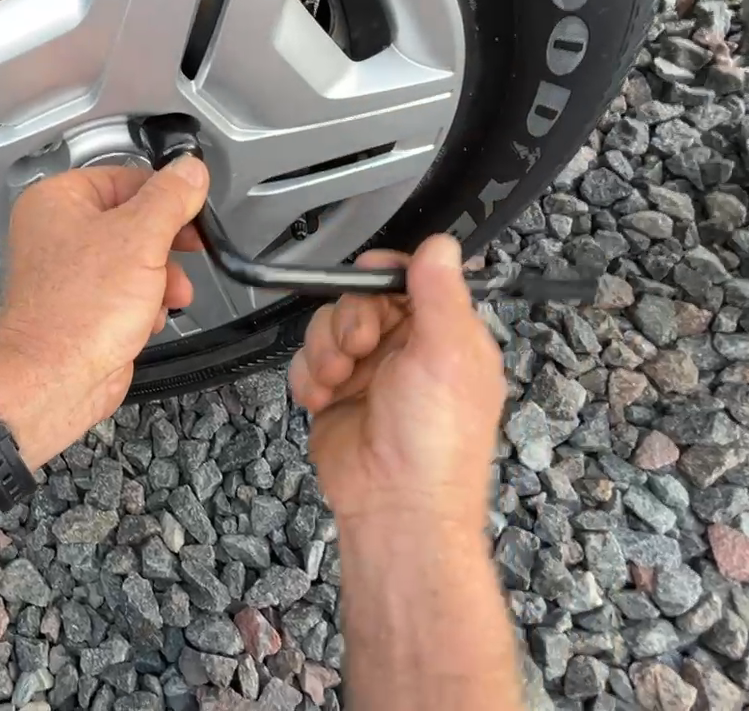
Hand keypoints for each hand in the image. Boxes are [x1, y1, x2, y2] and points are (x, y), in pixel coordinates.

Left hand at [0, 157, 208, 465]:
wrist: (54, 380)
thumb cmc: (78, 311)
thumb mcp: (139, 239)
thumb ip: (169, 199)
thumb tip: (190, 170)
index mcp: (57, 201)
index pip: (123, 177)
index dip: (163, 194)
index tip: (193, 207)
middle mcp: (57, 232)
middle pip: (130, 220)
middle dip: (165, 244)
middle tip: (188, 249)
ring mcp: (68, 272)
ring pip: (133, 260)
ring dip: (160, 279)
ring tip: (169, 294)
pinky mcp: (82, 306)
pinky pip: (125, 293)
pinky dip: (143, 305)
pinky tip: (146, 319)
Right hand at [290, 234, 504, 536]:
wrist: (393, 505)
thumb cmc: (433, 439)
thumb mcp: (446, 356)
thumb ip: (439, 295)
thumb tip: (441, 244)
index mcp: (442, 336)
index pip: (406, 280)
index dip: (379, 277)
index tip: (365, 282)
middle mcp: (403, 351)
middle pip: (355, 301)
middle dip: (347, 322)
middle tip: (358, 349)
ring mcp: (364, 372)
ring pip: (323, 328)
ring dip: (322, 351)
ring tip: (337, 380)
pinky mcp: (331, 393)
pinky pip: (303, 361)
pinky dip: (307, 377)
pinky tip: (322, 399)